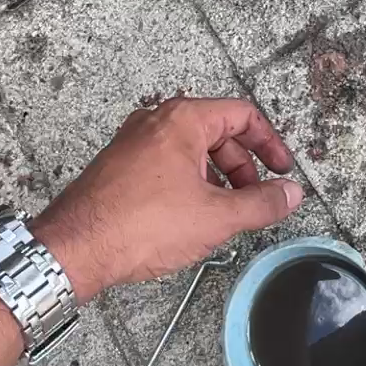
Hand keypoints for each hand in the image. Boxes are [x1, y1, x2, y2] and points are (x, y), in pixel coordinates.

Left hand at [29, 97, 303, 300]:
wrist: (74, 249)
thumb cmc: (140, 225)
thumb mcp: (216, 217)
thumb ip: (262, 203)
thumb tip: (291, 194)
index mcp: (183, 120)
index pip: (242, 115)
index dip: (270, 144)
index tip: (282, 170)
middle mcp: (156, 121)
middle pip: (218, 133)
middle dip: (243, 168)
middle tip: (255, 200)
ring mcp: (134, 142)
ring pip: (192, 151)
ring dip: (218, 179)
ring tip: (225, 214)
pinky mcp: (120, 165)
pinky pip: (168, 164)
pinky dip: (191, 183)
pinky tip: (192, 216)